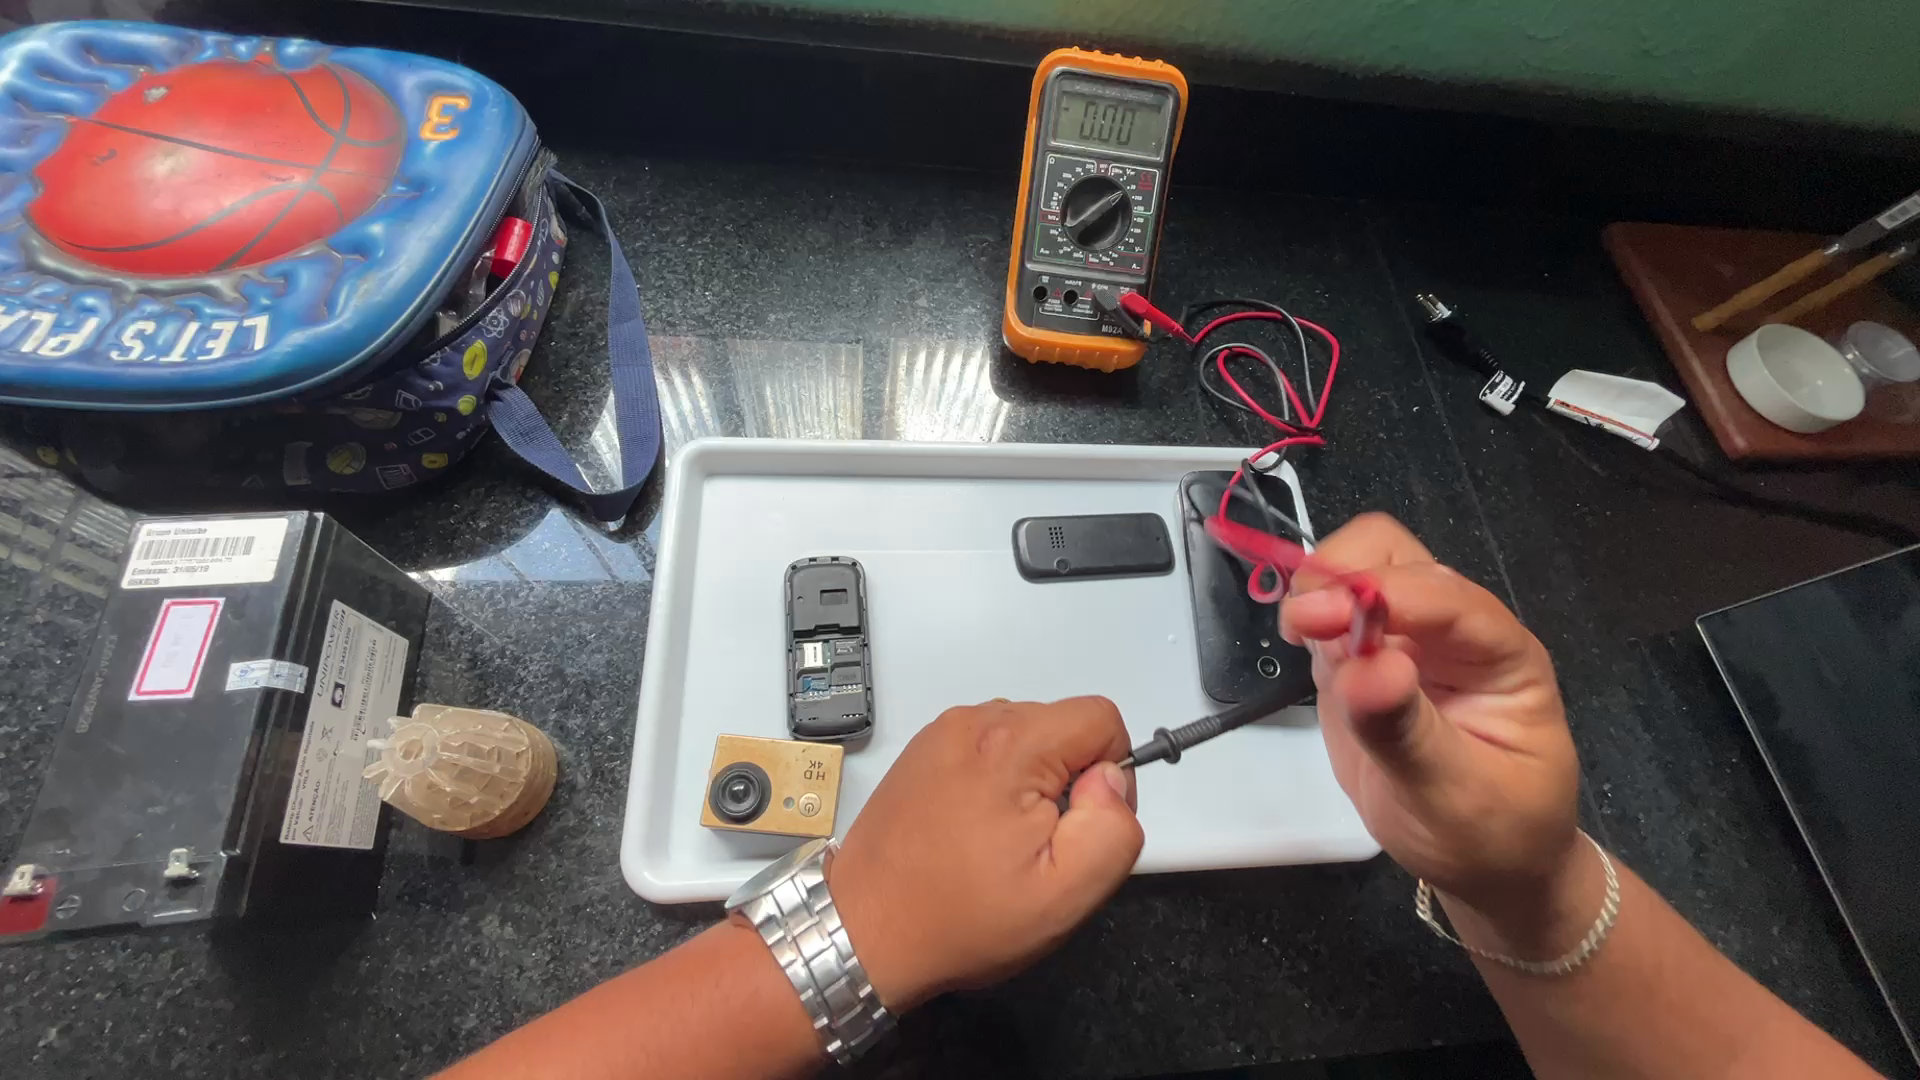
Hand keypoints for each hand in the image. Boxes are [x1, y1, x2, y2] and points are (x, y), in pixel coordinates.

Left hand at [826, 697, 1142, 1010]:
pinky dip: (996, 776)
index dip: (1110, 770)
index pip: (1100, 717)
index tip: (1080, 820)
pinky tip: (974, 824)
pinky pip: (988, 743)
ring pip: (1026, 733)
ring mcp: (944, 731)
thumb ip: (1112, 827)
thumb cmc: (961, 916)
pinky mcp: (925, 746)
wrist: (865, 928)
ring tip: (1001, 835)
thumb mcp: (1065, 893)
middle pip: (1062, 724)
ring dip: (1032, 776)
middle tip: (1038, 840)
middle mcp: (974, 721)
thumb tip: (1110, 779)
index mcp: (1012, 744)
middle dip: (1069, 775)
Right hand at [1278, 514, 1582, 943]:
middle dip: (1339, 574)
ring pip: (1355, 566)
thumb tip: (1366, 668)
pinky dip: (1305, 610)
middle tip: (1302, 625)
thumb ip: (1405, 731)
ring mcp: (1404, 637)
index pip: (1442, 595)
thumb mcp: (1452, 796)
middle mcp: (1452, 632)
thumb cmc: (1485, 834)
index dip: (1379, 593)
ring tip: (1300, 638)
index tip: (1315, 619)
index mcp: (1498, 656)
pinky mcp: (1361, 653)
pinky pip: (1330, 605)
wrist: (1476, 861)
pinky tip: (1299, 647)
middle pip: (1393, 554)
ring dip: (1317, 588)